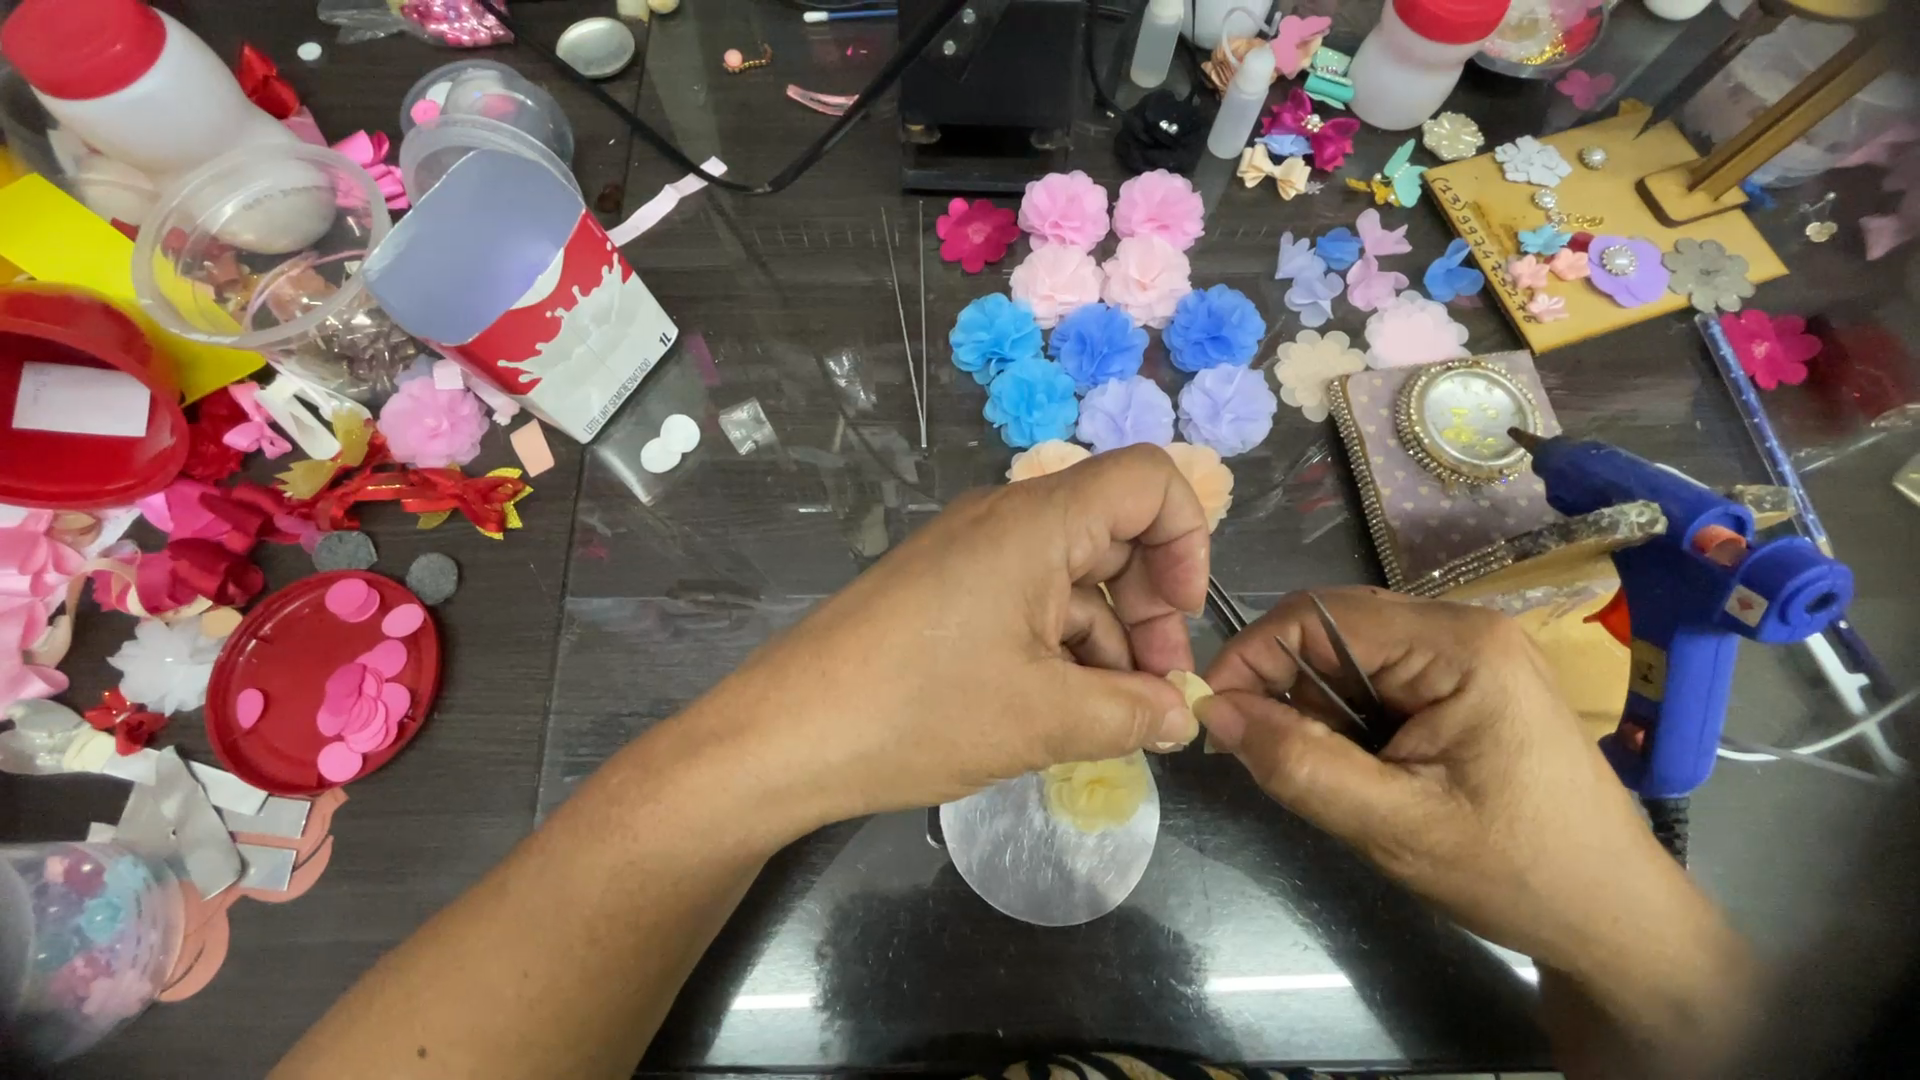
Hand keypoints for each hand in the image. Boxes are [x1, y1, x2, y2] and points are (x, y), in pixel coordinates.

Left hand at [687, 446, 1210, 833]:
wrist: (785, 735)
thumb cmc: (921, 711)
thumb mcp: (1044, 719)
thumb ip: (1132, 713)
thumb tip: (1181, 718)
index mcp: (1037, 521)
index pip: (1148, 481)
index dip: (1188, 542)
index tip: (1179, 622)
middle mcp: (1005, 520)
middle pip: (1114, 534)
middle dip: (1149, 612)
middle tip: (1152, 696)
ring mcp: (969, 555)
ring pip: (1070, 579)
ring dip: (1103, 644)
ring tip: (1102, 721)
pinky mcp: (945, 591)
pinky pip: (1024, 602)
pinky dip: (1055, 650)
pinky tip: (1054, 712)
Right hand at [1196, 588, 1721, 980]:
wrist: (1618, 921)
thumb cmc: (1516, 873)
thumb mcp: (1393, 827)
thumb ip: (1298, 764)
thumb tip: (1215, 710)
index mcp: (1458, 646)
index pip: (1316, 617)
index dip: (1253, 656)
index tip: (1217, 715)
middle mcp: (1462, 627)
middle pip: (1329, 625)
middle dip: (1281, 681)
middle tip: (1263, 746)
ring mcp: (1468, 650)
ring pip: (1344, 649)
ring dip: (1311, 699)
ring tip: (1319, 761)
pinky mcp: (1464, 677)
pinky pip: (1372, 670)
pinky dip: (1341, 709)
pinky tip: (1357, 757)